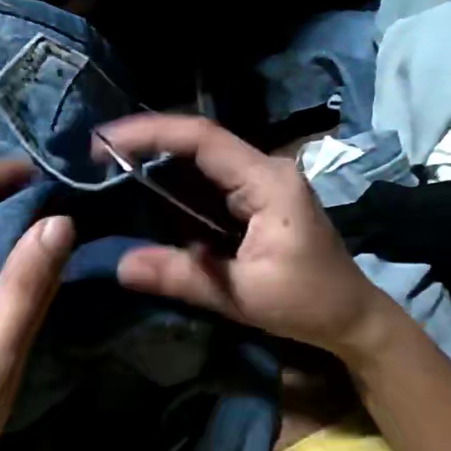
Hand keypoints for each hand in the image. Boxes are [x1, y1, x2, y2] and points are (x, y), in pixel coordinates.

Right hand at [103, 115, 392, 356]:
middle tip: (98, 159)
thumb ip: (182, 276)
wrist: (352, 317)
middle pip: (201, 143)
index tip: (105, 141)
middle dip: (149, 146)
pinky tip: (149, 199)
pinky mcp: (261, 203)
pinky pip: (213, 186)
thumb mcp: (241, 294)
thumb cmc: (308, 303)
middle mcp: (267, 171)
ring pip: (205, 163)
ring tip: (113, 174)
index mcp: (269, 182)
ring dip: (161, 166)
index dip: (151, 133)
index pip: (203, 139)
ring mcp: (266, 185)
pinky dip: (179, 190)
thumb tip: (121, 265)